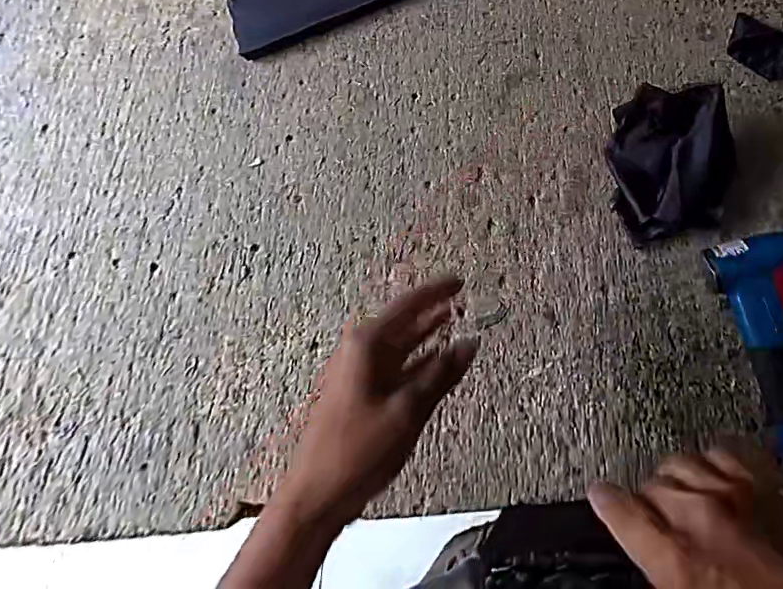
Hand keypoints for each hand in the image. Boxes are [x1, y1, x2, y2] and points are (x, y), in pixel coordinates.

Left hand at [273, 276, 478, 527]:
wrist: (313, 501)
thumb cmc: (350, 454)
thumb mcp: (408, 410)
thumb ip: (443, 373)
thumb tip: (469, 344)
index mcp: (366, 347)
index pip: (409, 304)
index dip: (437, 291)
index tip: (459, 281)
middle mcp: (360, 355)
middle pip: (406, 323)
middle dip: (435, 311)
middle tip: (463, 300)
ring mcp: (361, 376)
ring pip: (404, 345)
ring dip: (431, 336)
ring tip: (457, 322)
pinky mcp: (363, 396)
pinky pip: (400, 368)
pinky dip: (422, 361)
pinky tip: (440, 361)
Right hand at [587, 450, 782, 588]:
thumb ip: (664, 573)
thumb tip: (653, 557)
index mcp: (677, 559)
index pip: (625, 515)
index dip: (607, 502)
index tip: (598, 493)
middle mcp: (700, 515)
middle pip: (653, 485)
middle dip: (645, 499)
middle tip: (647, 512)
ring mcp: (733, 491)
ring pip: (683, 461)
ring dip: (675, 477)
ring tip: (676, 490)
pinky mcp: (761, 481)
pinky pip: (722, 450)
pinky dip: (709, 459)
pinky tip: (710, 470)